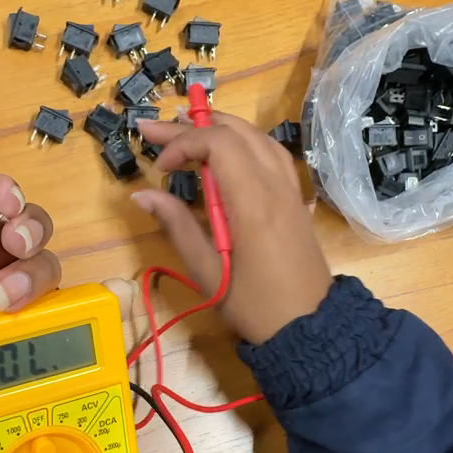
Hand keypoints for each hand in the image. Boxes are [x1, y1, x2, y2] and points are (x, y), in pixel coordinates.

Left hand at [0, 149, 61, 452]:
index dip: (5, 197)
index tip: (10, 205)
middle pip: (23, 241)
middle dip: (29, 237)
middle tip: (13, 252)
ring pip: (40, 286)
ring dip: (37, 282)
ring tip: (5, 305)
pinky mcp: (2, 366)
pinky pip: (41, 339)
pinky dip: (57, 329)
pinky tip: (55, 330)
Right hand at [133, 115, 331, 344]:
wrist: (310, 326)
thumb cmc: (254, 306)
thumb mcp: (207, 272)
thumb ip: (176, 226)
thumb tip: (142, 194)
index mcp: (252, 202)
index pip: (218, 143)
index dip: (183, 143)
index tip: (159, 168)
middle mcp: (275, 185)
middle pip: (235, 132)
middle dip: (192, 126)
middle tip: (153, 130)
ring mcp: (290, 189)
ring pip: (256, 136)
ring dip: (220, 127)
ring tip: (186, 128)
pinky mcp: (295, 198)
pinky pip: (271, 153)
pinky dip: (244, 141)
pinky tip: (227, 151)